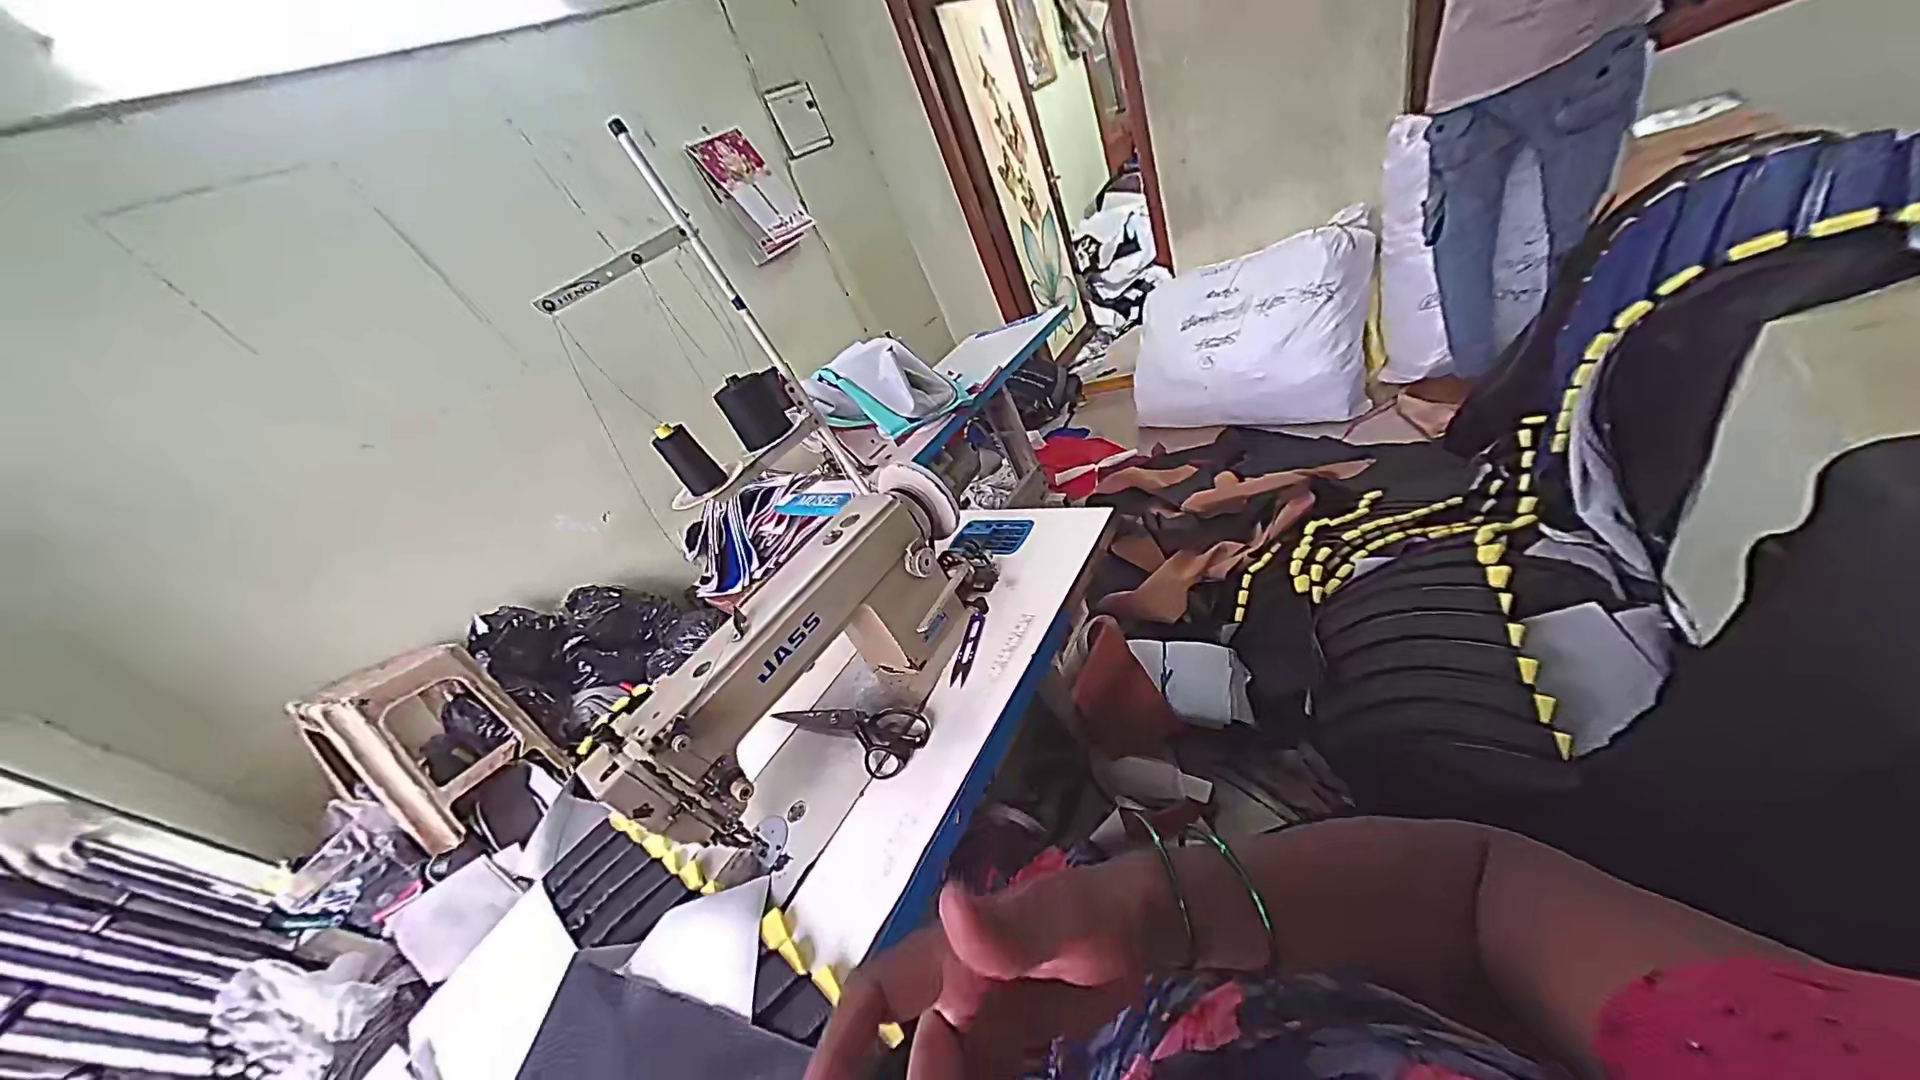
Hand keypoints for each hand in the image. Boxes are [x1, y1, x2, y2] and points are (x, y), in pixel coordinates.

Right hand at [806, 855, 1171, 1079]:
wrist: (1144, 928)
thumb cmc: (1098, 909)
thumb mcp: (1060, 917)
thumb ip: (1007, 923)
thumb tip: (950, 904)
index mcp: (953, 953)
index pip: (877, 993)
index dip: (841, 1038)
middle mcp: (957, 988)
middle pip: (909, 1052)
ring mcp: (983, 1021)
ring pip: (941, 1070)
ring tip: (994, 1078)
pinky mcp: (1010, 1046)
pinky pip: (979, 1079)